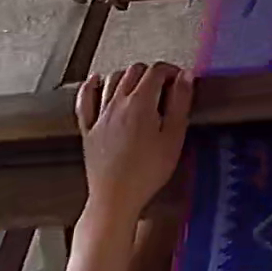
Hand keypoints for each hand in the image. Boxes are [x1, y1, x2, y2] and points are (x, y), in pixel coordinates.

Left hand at [75, 62, 193, 227]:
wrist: (115, 199)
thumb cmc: (148, 171)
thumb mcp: (174, 136)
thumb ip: (181, 102)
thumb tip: (186, 76)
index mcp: (141, 103)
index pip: (156, 71)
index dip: (171, 70)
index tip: (180, 80)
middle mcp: (117, 103)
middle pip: (134, 71)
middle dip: (152, 72)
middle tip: (164, 84)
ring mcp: (100, 116)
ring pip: (112, 80)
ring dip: (128, 75)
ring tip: (139, 84)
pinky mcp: (88, 130)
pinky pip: (85, 100)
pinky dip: (90, 86)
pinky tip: (96, 80)